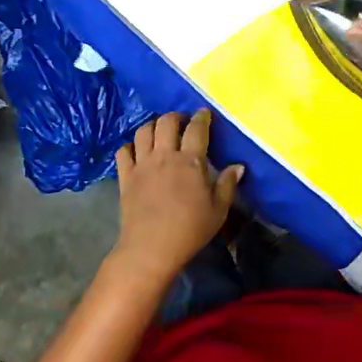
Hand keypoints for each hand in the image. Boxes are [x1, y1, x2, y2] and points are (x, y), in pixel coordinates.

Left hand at [109, 110, 244, 280]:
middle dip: (175, 116)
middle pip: (166, 122)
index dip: (201, 118)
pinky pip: (123, 151)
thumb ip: (227, 185)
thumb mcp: (218, 210)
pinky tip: (137, 150)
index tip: (204, 114)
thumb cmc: (190, 230)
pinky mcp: (125, 176)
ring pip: (143, 131)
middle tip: (182, 122)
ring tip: (159, 131)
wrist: (151, 248)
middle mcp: (164, 156)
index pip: (196, 129)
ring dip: (152, 126)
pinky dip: (130, 146)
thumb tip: (238, 166)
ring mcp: (141, 164)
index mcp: (190, 161)